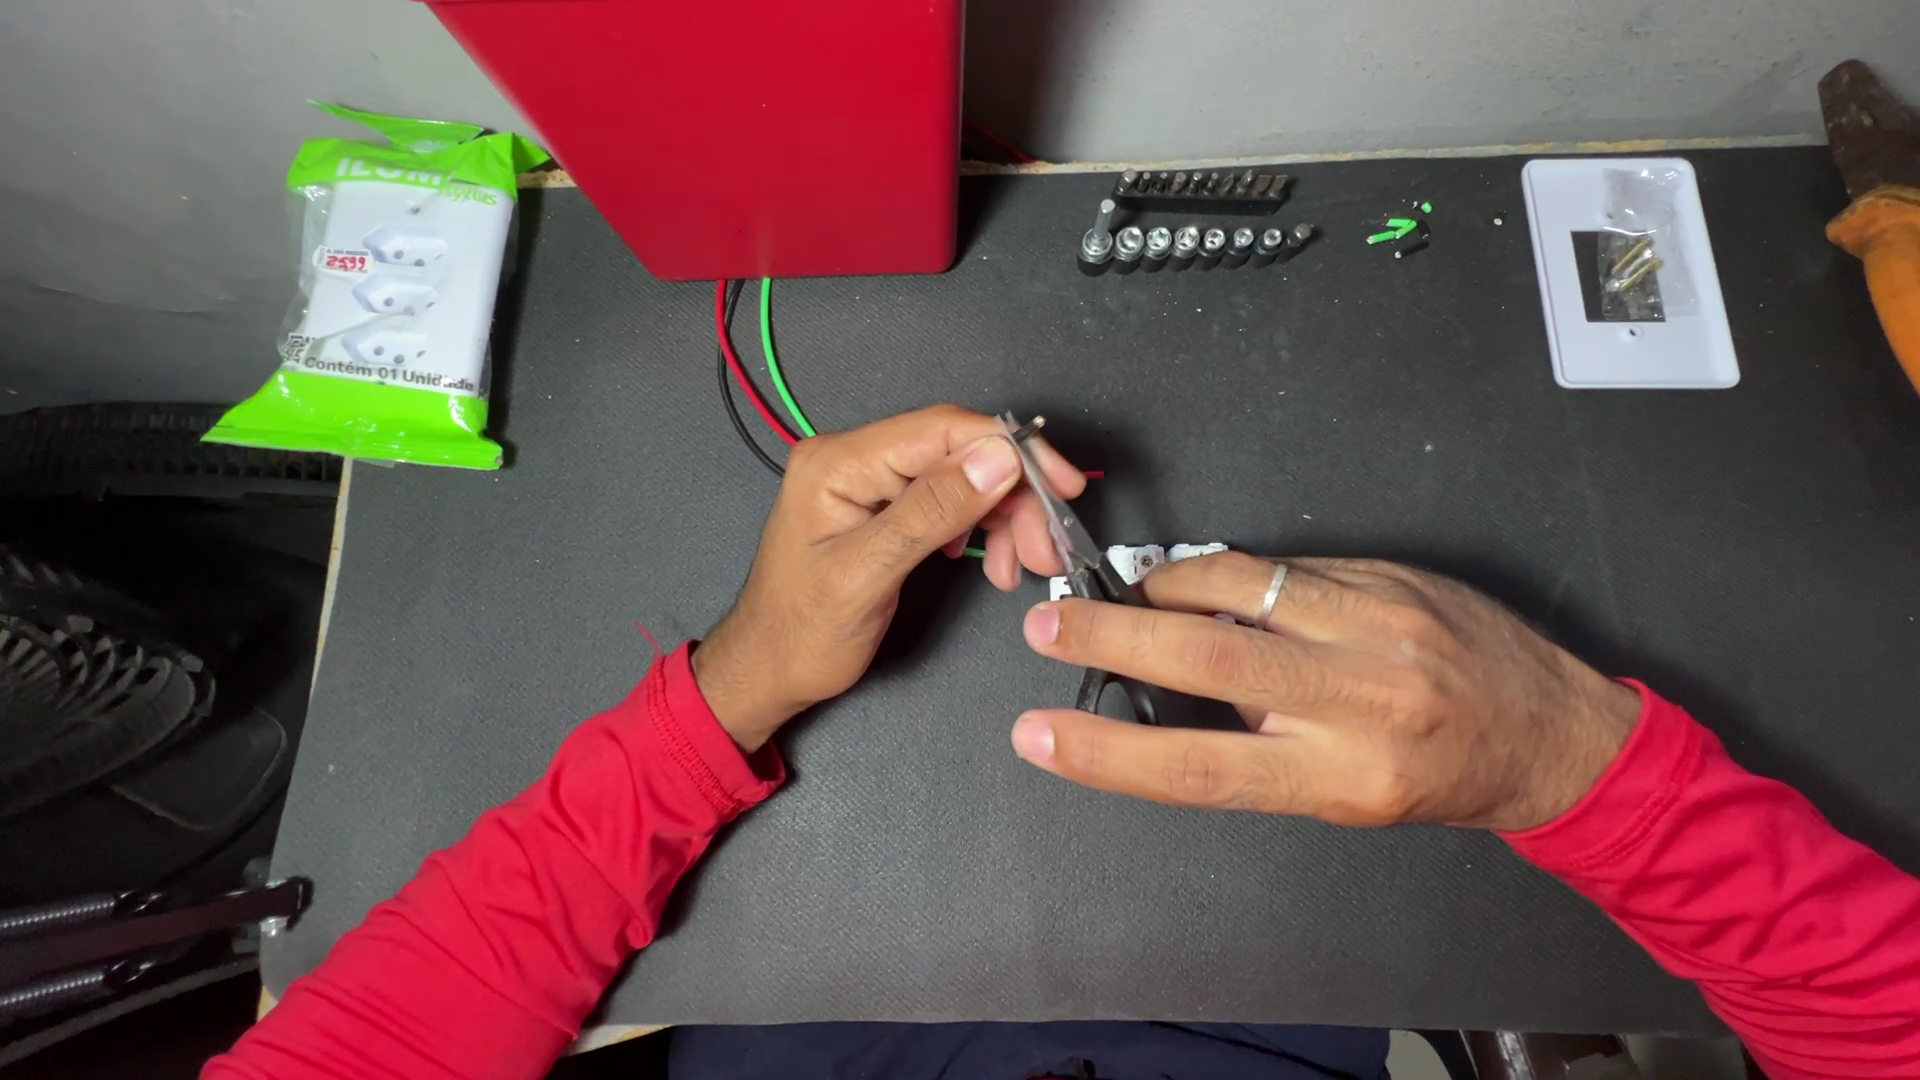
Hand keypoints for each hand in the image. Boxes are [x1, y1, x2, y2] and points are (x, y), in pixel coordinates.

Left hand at [695, 406, 1084, 751]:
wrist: (768, 669)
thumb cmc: (800, 634)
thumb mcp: (866, 575)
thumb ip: (929, 513)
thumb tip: (996, 459)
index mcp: (838, 463)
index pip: (943, 429)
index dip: (1011, 451)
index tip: (1060, 484)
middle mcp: (854, 460)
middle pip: (958, 452)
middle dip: (1012, 495)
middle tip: (1043, 546)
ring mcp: (870, 482)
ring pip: (962, 478)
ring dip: (1002, 517)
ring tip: (1017, 564)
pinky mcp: (886, 507)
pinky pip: (949, 501)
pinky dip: (981, 528)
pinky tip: (989, 558)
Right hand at [1010, 554, 1642, 830]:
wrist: (1555, 734)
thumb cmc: (1437, 777)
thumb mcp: (1338, 787)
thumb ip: (1252, 738)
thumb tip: (1173, 677)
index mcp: (1341, 777)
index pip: (1198, 766)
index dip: (1105, 752)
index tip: (1039, 734)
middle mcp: (1360, 700)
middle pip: (1207, 657)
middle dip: (1109, 634)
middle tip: (1047, 623)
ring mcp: (1376, 627)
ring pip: (1235, 588)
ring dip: (1158, 588)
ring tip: (1121, 595)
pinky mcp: (1384, 578)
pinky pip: (1275, 565)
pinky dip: (1215, 572)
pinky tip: (1195, 581)